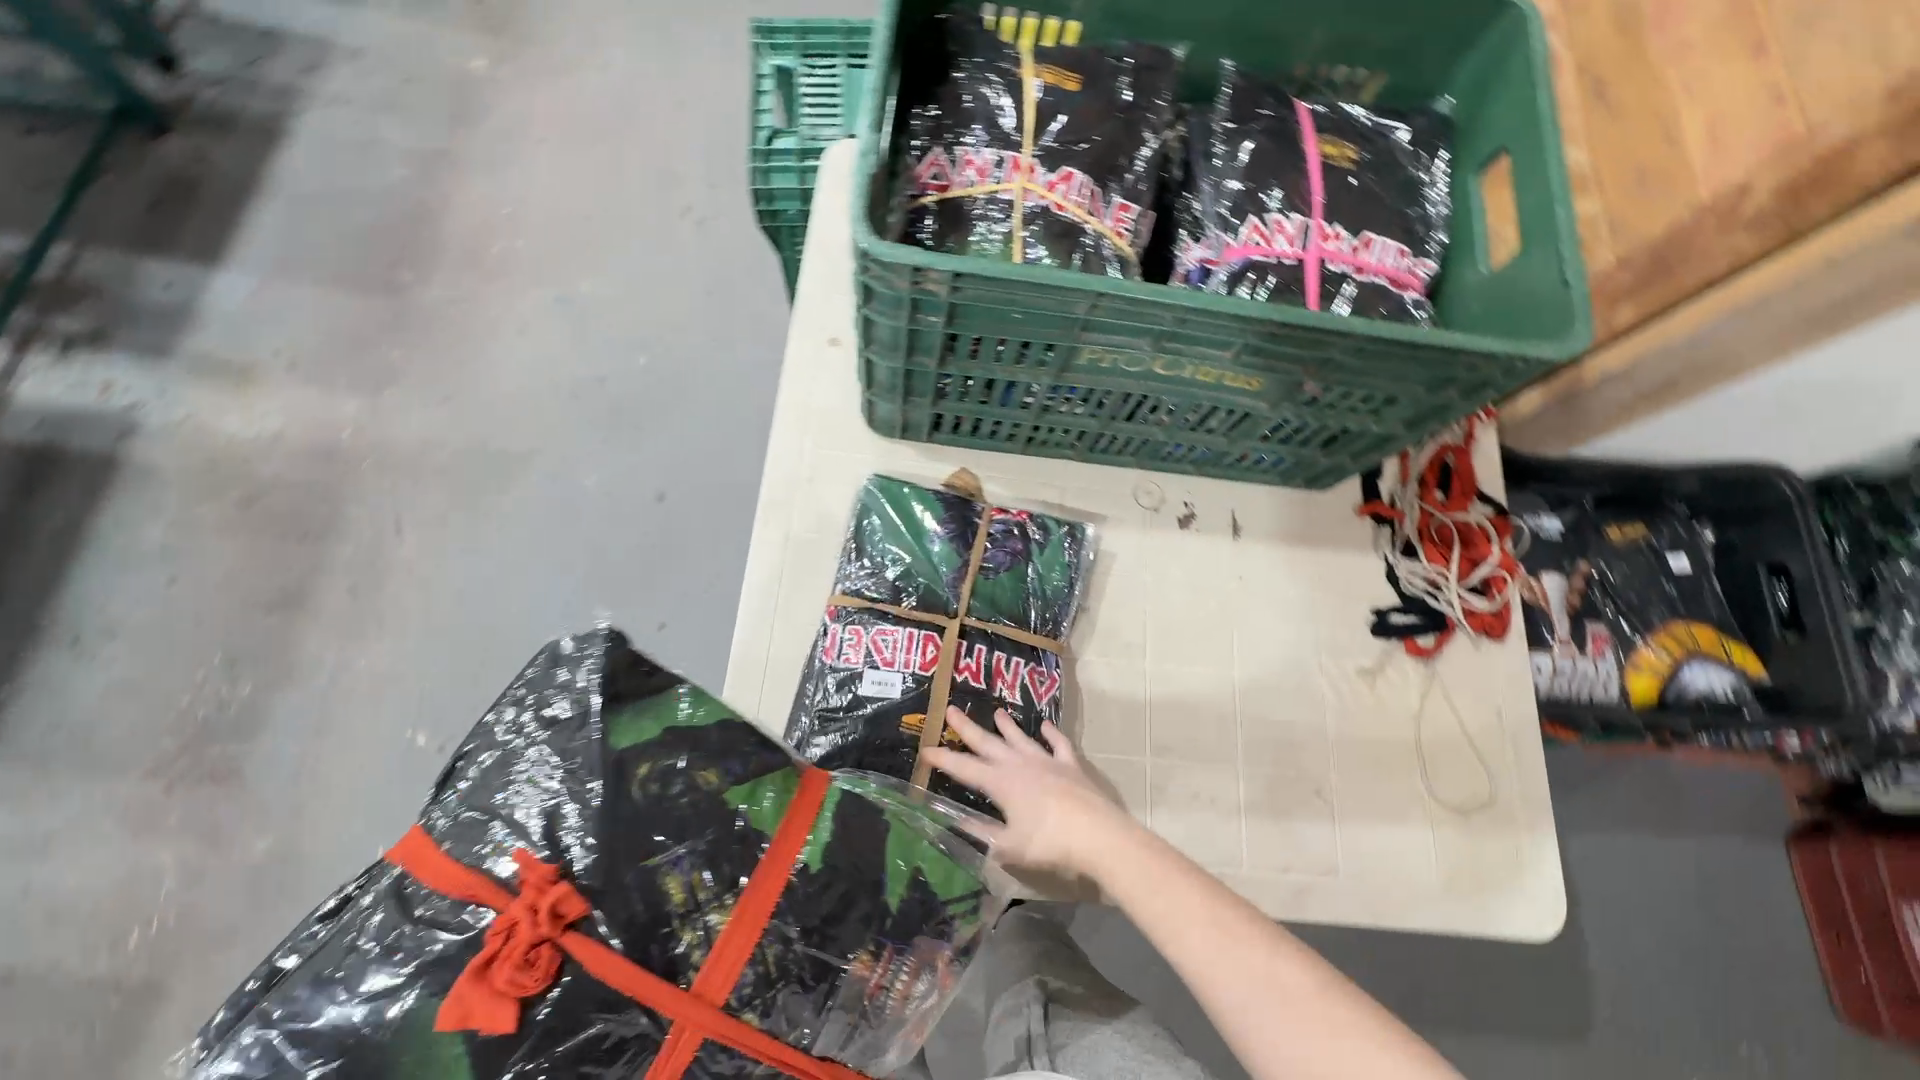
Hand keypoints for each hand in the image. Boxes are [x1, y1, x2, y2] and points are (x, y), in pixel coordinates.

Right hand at [923, 706, 1133, 879]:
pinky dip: (1051, 734)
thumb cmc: (1050, 844)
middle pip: (989, 743)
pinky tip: (1045, 726)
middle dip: (968, 728)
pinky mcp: (1071, 767)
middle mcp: (1021, 765)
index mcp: (1002, 783)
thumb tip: (956, 823)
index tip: (925, 750)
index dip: (943, 760)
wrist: (1100, 836)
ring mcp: (1048, 762)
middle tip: (952, 710)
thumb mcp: (1008, 847)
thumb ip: (982, 834)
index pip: (965, 769)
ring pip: (1021, 739)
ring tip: (996, 712)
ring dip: (1007, 726)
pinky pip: (1058, 744)